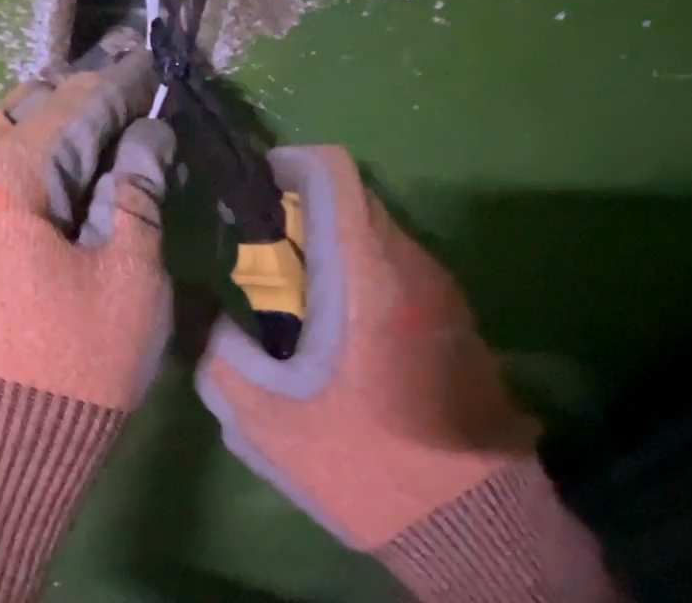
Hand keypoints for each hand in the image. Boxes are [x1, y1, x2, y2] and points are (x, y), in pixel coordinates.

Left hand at [0, 50, 176, 409]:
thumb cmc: (70, 367)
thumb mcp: (126, 278)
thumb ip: (135, 193)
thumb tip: (146, 135)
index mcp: (0, 179)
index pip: (71, 110)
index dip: (118, 84)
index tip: (148, 57)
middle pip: (26, 111)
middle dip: (79, 95)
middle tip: (127, 79)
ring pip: (1, 138)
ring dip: (50, 125)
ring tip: (101, 115)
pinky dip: (28, 159)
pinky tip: (63, 162)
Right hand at [195, 146, 539, 549]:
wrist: (477, 528)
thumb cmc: (366, 462)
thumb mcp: (265, 421)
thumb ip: (220, 355)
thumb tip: (215, 318)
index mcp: (365, 276)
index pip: (331, 174)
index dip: (285, 163)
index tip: (249, 190)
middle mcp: (412, 267)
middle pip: (350, 197)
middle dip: (297, 208)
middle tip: (257, 251)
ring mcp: (443, 292)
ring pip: (375, 230)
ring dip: (328, 241)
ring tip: (291, 291)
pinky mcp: (457, 319)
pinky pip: (397, 265)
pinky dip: (357, 269)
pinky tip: (335, 326)